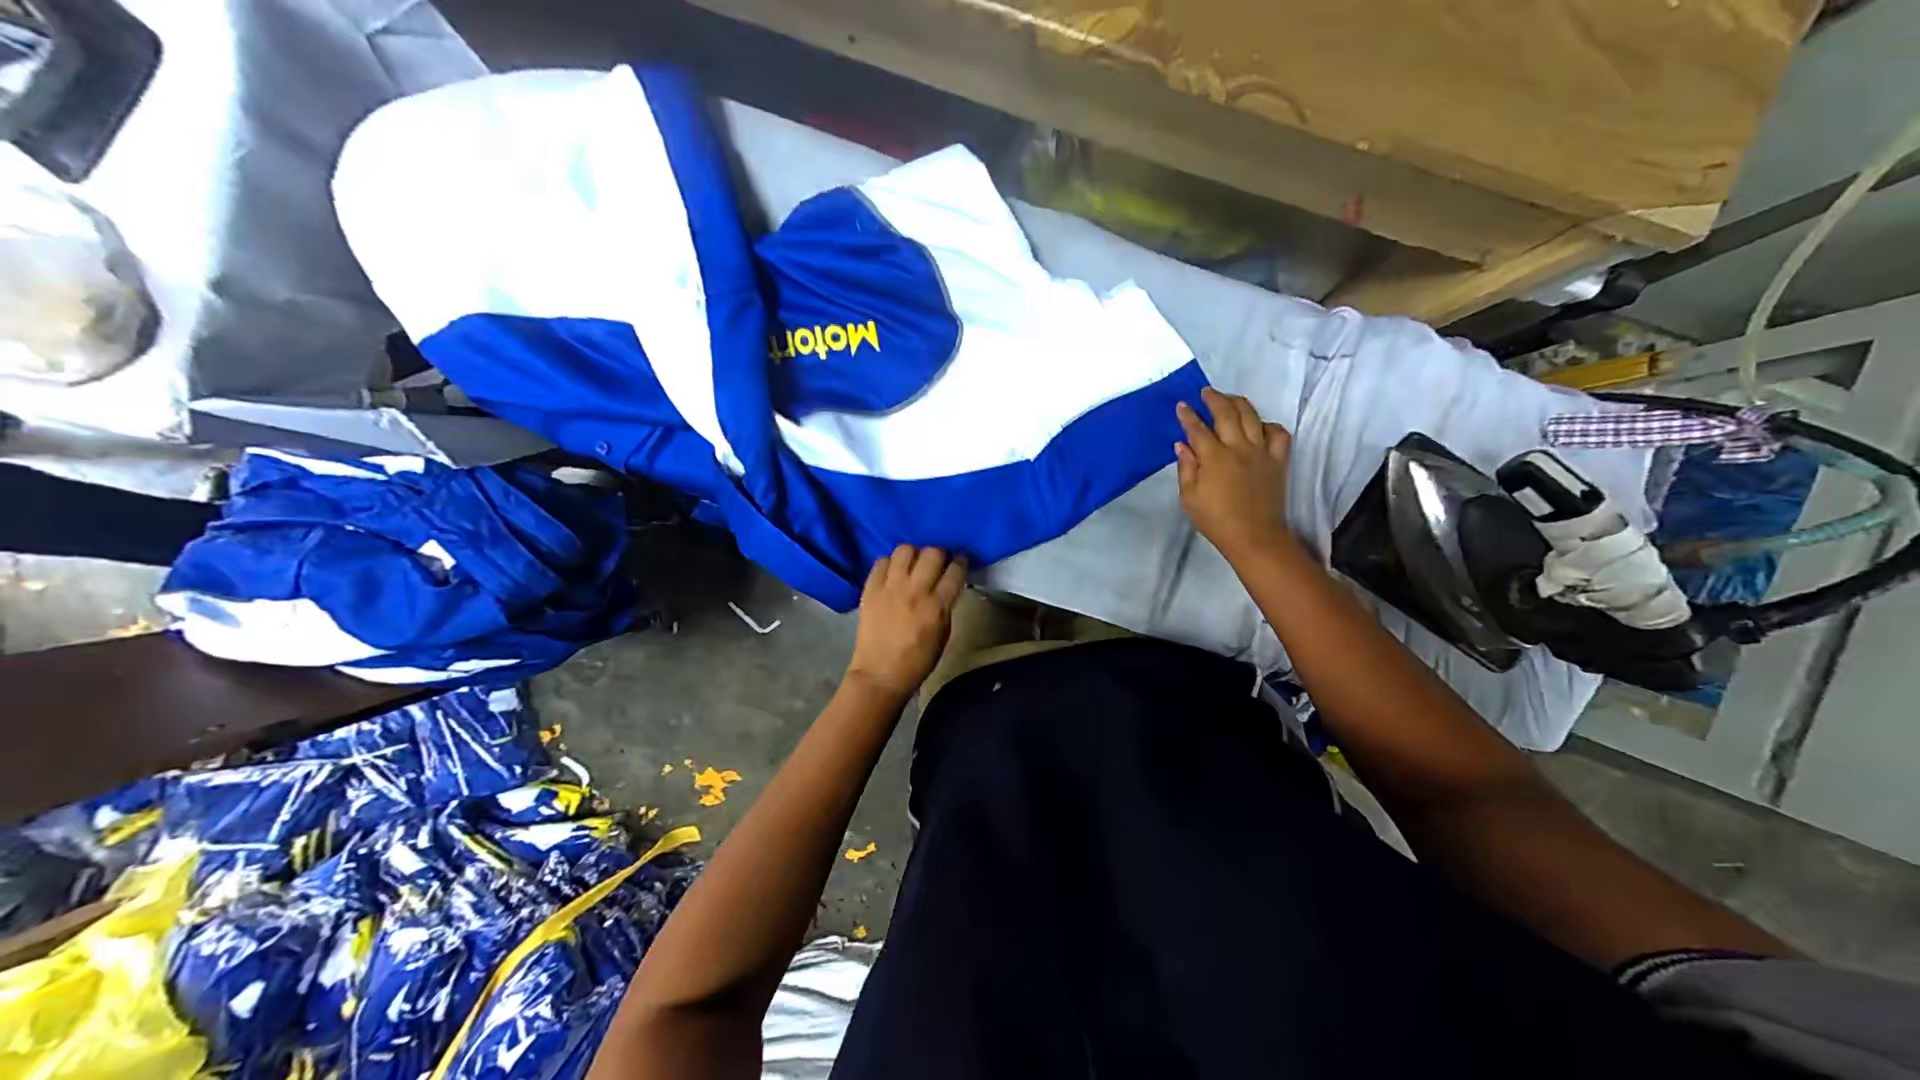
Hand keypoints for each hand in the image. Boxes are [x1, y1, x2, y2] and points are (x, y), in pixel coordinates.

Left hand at [845, 545, 967, 699]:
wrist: (880, 674)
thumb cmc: (917, 661)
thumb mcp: (943, 635)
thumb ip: (946, 607)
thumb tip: (946, 587)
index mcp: (937, 606)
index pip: (956, 570)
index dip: (961, 562)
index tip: (960, 562)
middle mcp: (915, 591)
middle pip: (932, 553)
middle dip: (938, 555)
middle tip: (936, 564)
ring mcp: (890, 587)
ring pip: (905, 550)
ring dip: (913, 555)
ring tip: (912, 565)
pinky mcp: (870, 589)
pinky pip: (882, 562)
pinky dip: (890, 564)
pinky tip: (893, 574)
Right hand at [1175, 387, 1295, 559]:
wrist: (1254, 537)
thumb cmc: (1216, 521)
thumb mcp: (1189, 498)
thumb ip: (1186, 468)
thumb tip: (1182, 445)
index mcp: (1214, 457)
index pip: (1198, 429)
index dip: (1188, 415)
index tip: (1181, 405)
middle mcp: (1239, 448)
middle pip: (1227, 413)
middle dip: (1214, 399)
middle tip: (1205, 393)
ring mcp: (1262, 452)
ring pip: (1253, 416)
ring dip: (1239, 403)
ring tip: (1230, 399)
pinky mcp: (1278, 460)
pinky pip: (1279, 434)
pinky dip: (1269, 425)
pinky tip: (1260, 426)